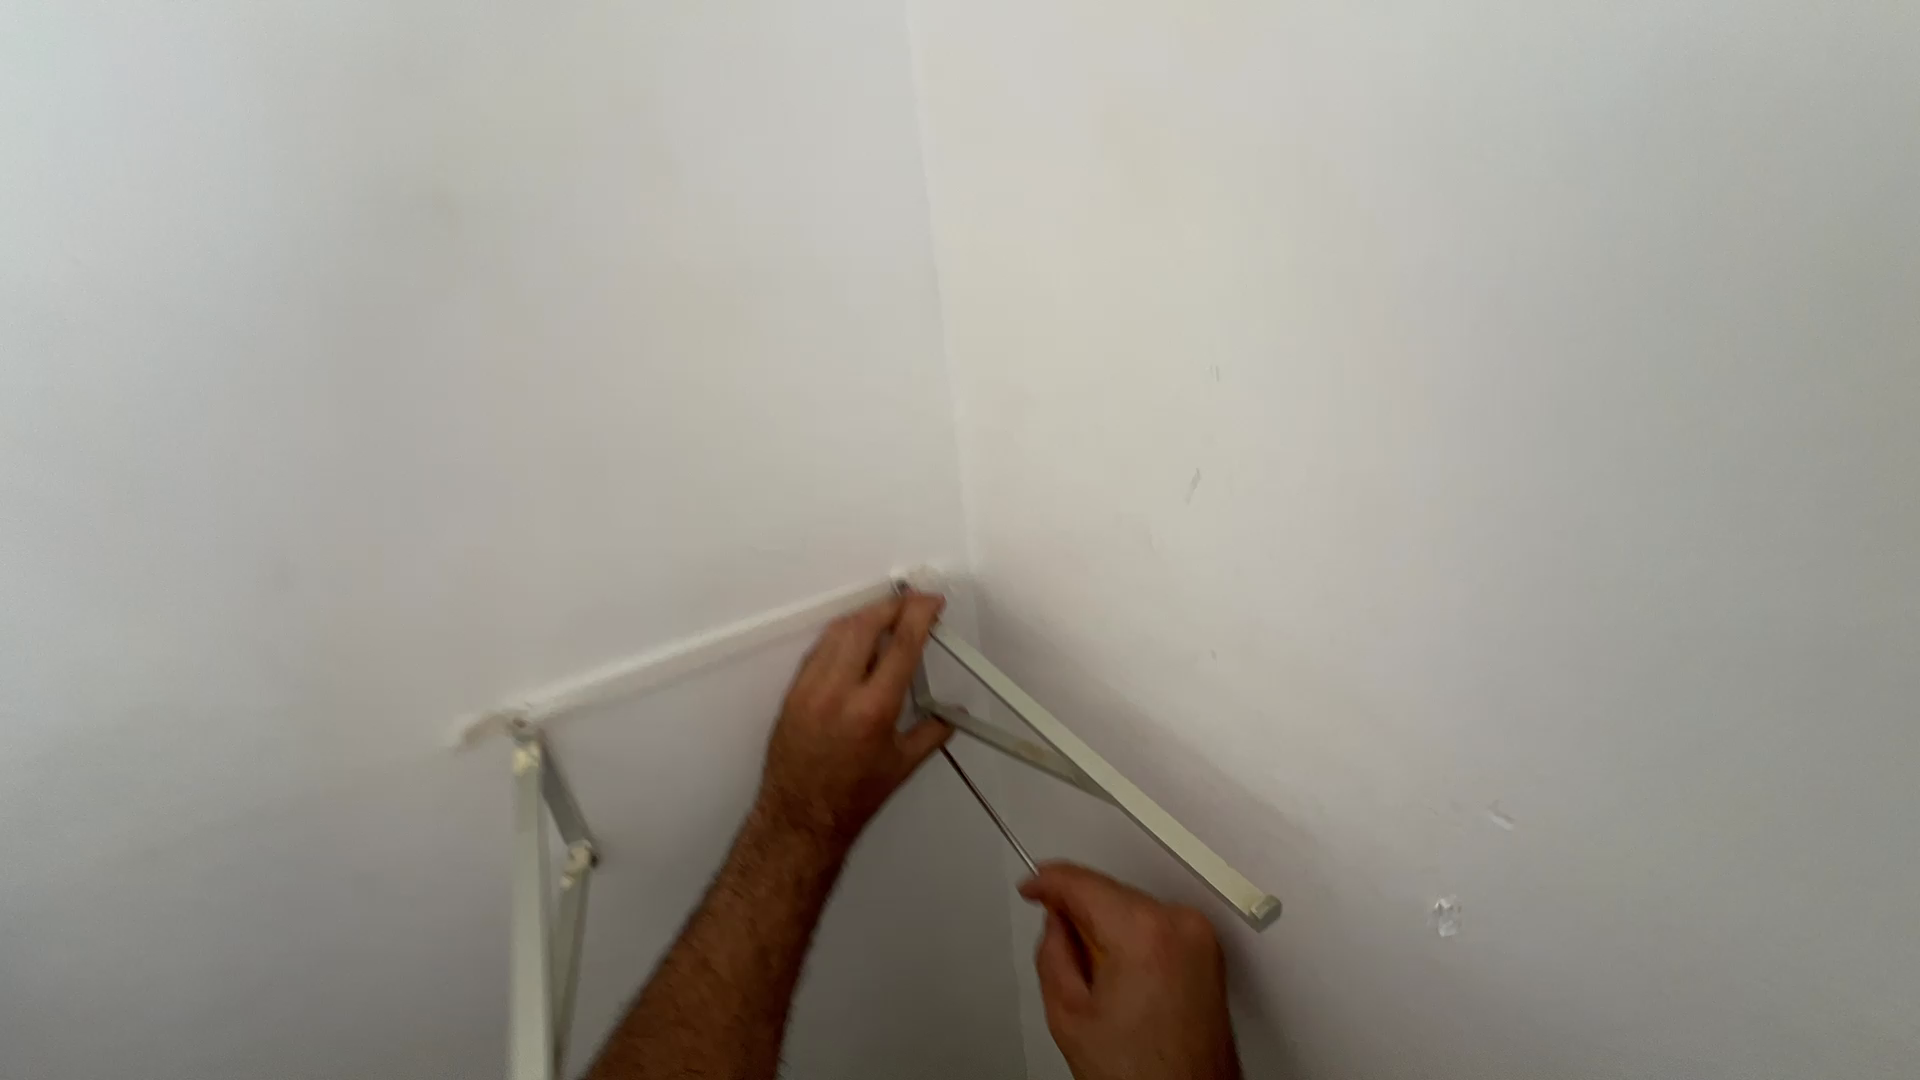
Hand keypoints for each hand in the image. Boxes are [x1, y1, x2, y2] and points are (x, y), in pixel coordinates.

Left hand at [755, 590, 952, 846]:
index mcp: (874, 709)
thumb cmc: (851, 799)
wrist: (801, 818)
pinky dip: (841, 633)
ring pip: (839, 630)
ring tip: (887, 612)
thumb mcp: (902, 765)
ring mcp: (811, 688)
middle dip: (893, 605)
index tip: (931, 601)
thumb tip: (951, 714)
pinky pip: (819, 647)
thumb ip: (932, 732)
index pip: (902, 644)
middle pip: (867, 624)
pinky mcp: (794, 691)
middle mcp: (840, 692)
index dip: (920, 614)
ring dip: (866, 614)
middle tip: (912, 602)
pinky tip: (855, 635)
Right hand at [1020, 863, 1241, 1079]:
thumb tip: (1057, 922)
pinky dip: (1132, 939)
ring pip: (1129, 906)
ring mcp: (1198, 934)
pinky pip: (1154, 923)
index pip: (1082, 883)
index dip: (1047, 882)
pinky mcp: (1207, 948)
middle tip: (1064, 953)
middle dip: (1079, 914)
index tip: (1031, 887)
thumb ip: (1052, 949)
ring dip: (1106, 928)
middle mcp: (1179, 923)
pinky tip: (1125, 981)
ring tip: (1102, 982)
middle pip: (1107, 893)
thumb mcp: (1068, 1013)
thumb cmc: (1143, 1077)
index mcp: (1143, 933)